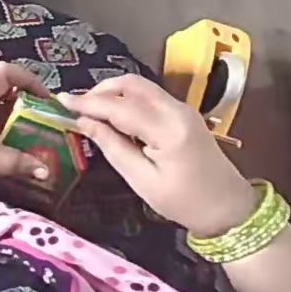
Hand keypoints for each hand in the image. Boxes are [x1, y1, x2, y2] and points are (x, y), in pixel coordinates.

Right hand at [59, 74, 256, 236]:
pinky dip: (126, 97)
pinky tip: (113, 114)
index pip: (119, 106)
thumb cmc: (184, 202)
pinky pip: (149, 95)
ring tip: (90, 109)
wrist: (229, 207)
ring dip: (113, 91)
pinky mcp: (182, 112)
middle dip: (100, 90)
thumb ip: (112, 147)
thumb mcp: (142, 181)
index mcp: (167, 130)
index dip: (88, 102)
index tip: (61, 101)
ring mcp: (182, 108)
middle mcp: (176, 110)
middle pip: (131, 84)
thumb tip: (84, 122)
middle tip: (76, 106)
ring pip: (140, 85)